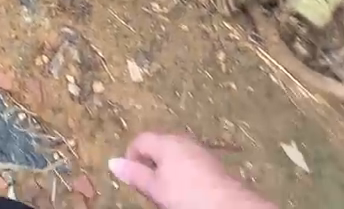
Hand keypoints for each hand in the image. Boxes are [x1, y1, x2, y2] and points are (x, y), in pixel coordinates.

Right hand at [108, 133, 274, 208]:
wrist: (232, 208)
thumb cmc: (188, 196)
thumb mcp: (156, 189)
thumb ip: (135, 174)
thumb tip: (111, 162)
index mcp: (164, 141)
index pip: (140, 140)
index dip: (132, 157)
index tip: (133, 178)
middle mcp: (182, 140)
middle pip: (158, 146)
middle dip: (152, 165)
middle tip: (151, 188)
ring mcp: (200, 151)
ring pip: (176, 156)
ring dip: (169, 171)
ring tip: (170, 193)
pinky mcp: (215, 165)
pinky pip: (191, 164)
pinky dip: (185, 175)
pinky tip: (190, 193)